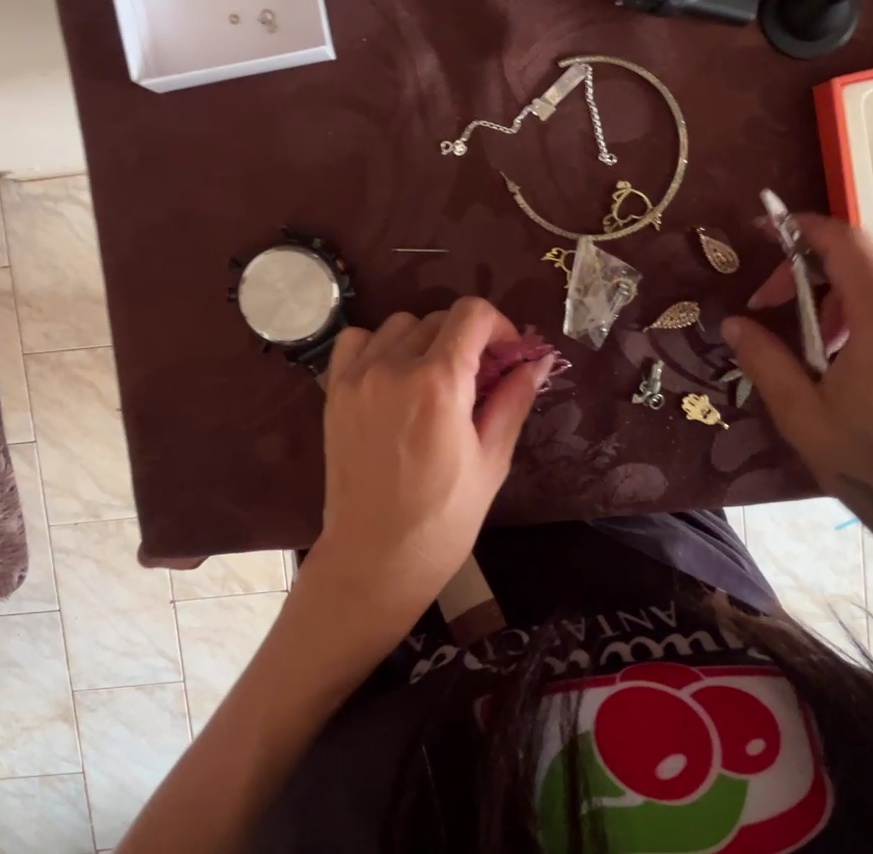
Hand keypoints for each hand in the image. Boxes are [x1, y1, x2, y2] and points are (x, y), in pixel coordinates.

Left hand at [311, 297, 553, 614]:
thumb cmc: (444, 519)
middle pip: (439, 318)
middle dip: (468, 338)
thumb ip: (514, 400)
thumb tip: (538, 361)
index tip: (507, 355)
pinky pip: (356, 342)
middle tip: (480, 377)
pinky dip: (379, 346)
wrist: (375, 557)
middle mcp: (393, 367)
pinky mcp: (335, 392)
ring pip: (399, 325)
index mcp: (438, 383)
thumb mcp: (491, 460)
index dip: (499, 326)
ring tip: (436, 380)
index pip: (472, 314)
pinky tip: (394, 377)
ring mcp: (358, 377)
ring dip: (426, 341)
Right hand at [723, 214, 872, 629]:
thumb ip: (766, 360)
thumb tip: (734, 323)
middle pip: (870, 259)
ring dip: (848, 292)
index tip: (770, 230)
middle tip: (778, 304)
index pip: (848, 245)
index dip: (804, 229)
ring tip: (819, 339)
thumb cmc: (869, 469)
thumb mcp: (802, 417)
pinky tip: (859, 355)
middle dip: (817, 270)